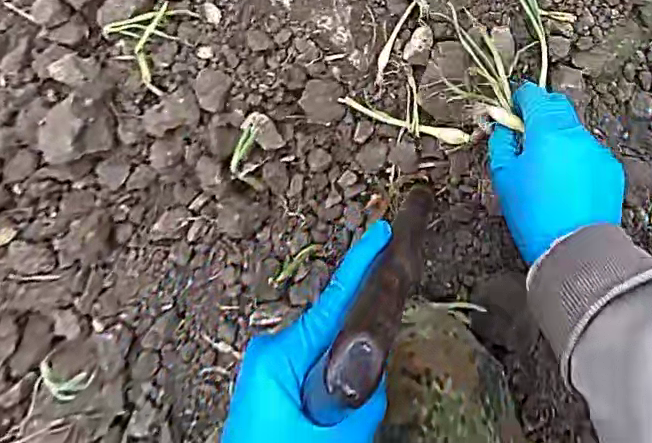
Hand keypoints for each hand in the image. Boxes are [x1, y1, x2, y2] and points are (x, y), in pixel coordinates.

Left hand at [220, 221, 390, 442]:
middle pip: (334, 323)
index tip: (383, 230)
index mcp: (280, 355)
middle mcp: (271, 350)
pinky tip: (335, 409)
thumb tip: (381, 370)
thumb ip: (368, 397)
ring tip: (340, 413)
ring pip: (326, 348)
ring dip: (345, 363)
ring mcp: (268, 366)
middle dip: (361, 331)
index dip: (363, 259)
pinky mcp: (268, 383)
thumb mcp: (338, 437)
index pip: (335, 296)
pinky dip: (331, 375)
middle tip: (377, 353)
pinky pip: (312, 365)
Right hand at [488, 83, 625, 263]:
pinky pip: (589, 152)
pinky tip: (568, 184)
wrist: (578, 252)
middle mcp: (576, 133)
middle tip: (527, 133)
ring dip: (560, 137)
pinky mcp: (611, 167)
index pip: (534, 95)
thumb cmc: (535, 217)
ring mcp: (596, 149)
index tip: (513, 106)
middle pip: (557, 105)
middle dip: (541, 112)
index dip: (520, 97)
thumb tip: (503, 126)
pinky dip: (577, 158)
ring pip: (574, 129)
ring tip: (548, 168)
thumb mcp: (505, 178)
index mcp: (547, 130)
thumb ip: (502, 143)